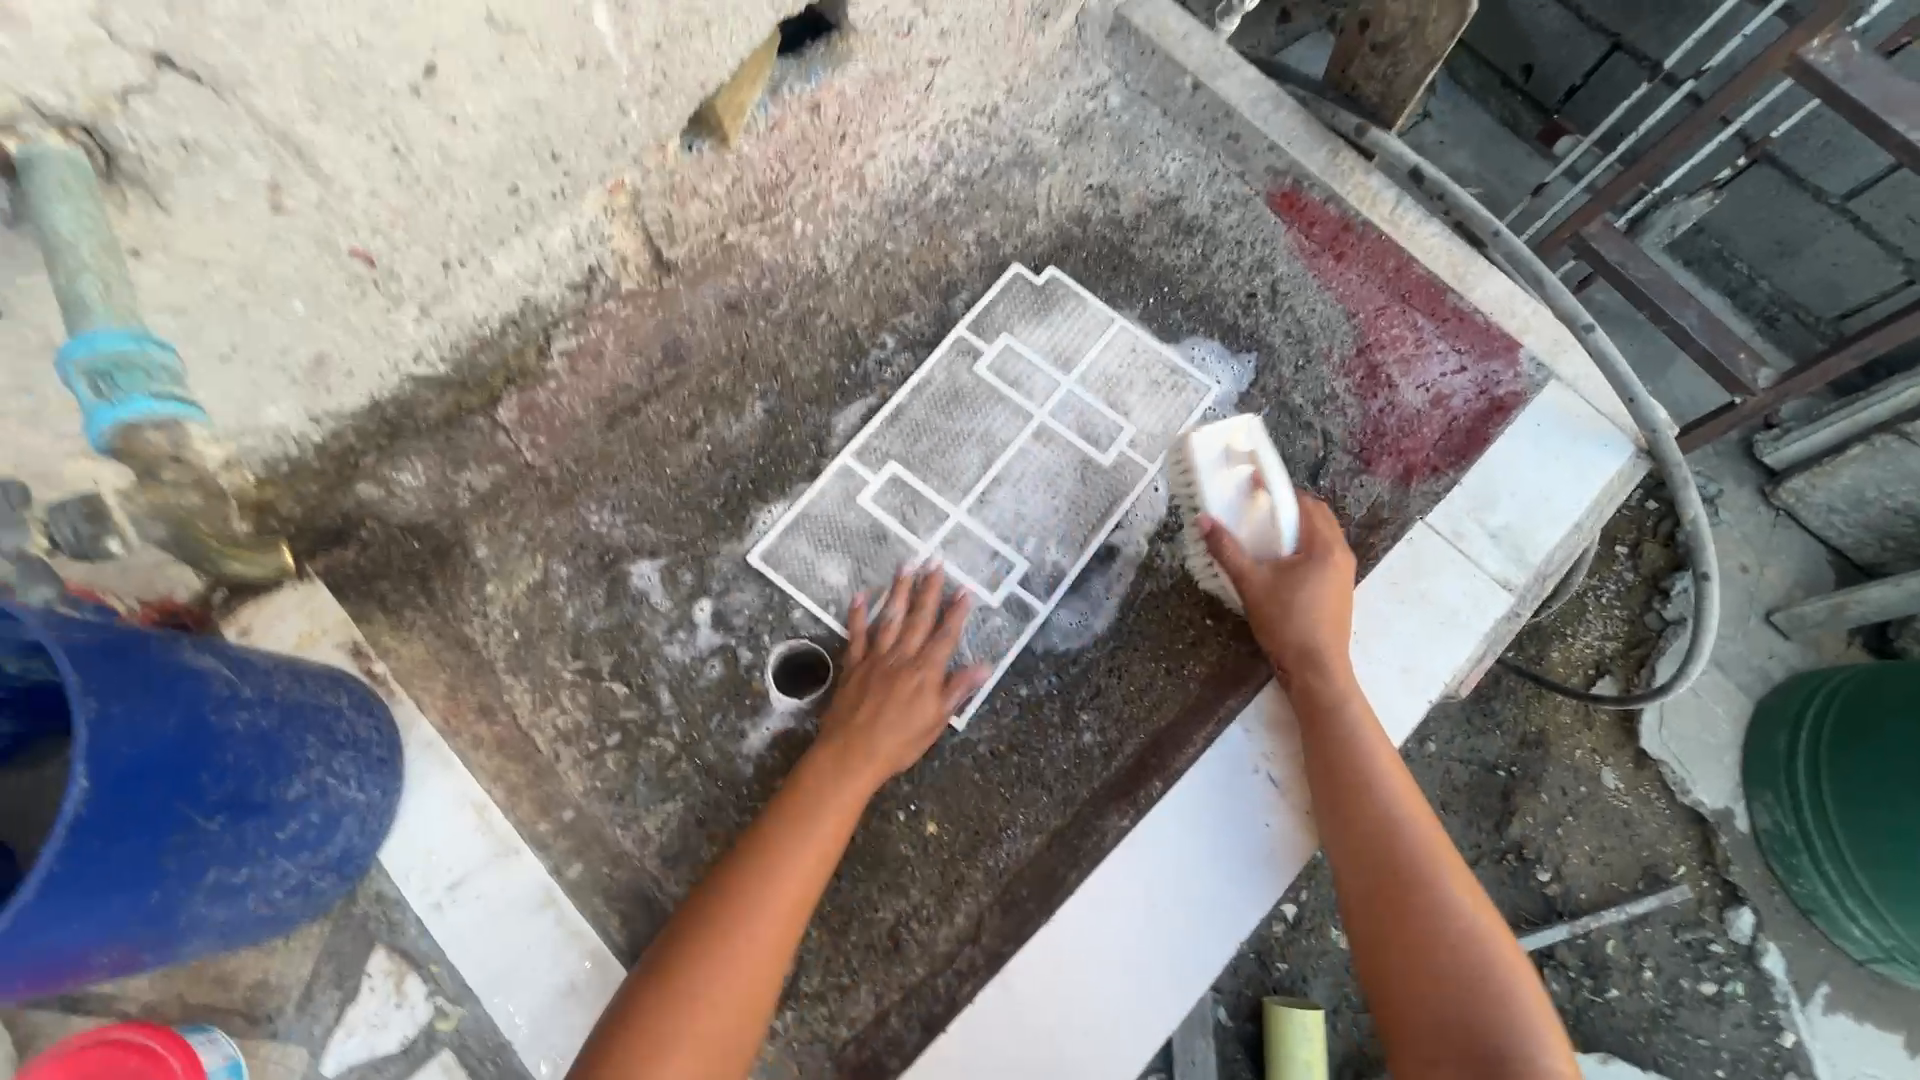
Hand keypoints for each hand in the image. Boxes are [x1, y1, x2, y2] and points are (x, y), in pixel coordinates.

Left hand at [810, 564, 988, 792]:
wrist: (852, 754)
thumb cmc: (900, 743)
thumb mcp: (937, 721)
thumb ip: (957, 689)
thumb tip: (984, 666)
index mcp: (925, 672)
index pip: (945, 635)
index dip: (956, 612)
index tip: (964, 589)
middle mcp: (902, 657)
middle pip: (918, 618)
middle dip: (929, 589)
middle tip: (936, 562)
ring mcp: (875, 658)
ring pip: (890, 618)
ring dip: (899, 591)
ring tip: (906, 566)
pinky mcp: (854, 665)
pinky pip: (856, 634)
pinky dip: (858, 613)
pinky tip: (861, 595)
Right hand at [1199, 489, 1357, 689]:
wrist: (1316, 669)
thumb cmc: (1286, 622)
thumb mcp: (1251, 583)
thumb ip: (1227, 550)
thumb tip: (1203, 521)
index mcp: (1325, 545)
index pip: (1305, 503)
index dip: (1279, 491)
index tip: (1254, 486)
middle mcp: (1341, 554)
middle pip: (1317, 517)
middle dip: (1289, 509)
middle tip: (1258, 508)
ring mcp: (1344, 574)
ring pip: (1321, 538)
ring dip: (1296, 529)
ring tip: (1265, 534)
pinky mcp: (1339, 591)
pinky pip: (1322, 556)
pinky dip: (1302, 549)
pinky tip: (1279, 563)